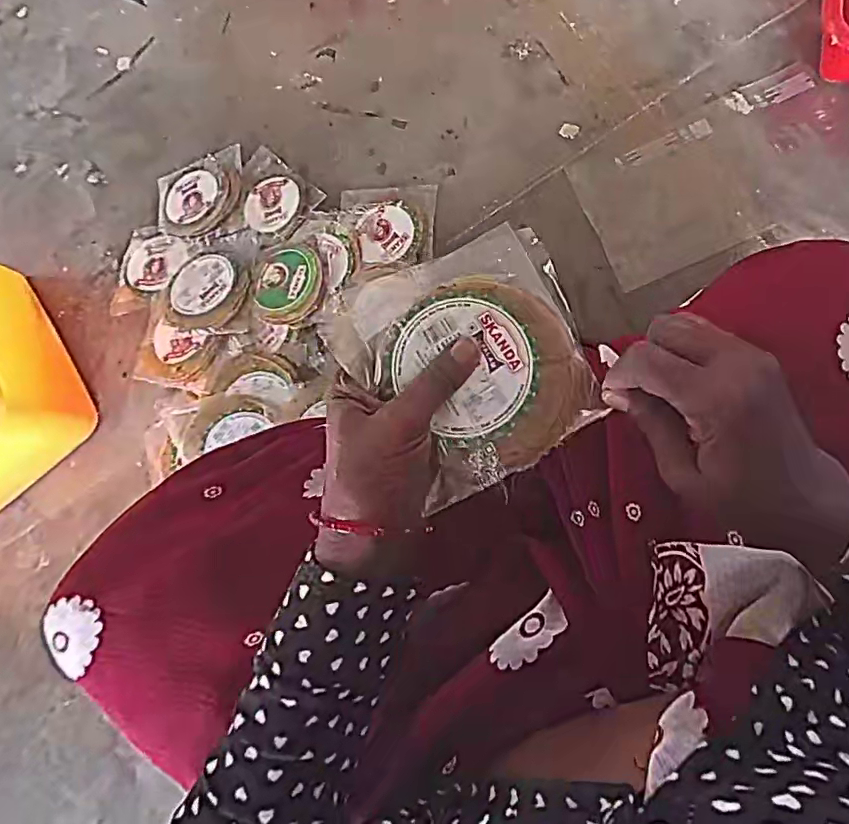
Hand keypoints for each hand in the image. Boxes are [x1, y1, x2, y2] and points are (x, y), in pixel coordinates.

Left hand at [318, 337, 480, 574]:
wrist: (379, 543)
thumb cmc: (371, 478)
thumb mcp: (398, 424)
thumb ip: (433, 383)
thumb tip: (470, 342)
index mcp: (353, 389)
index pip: (381, 343)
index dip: (413, 323)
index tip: (449, 306)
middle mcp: (377, 399)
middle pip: (413, 364)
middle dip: (446, 349)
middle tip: (481, 325)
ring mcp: (404, 420)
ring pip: (435, 388)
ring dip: (462, 375)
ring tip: (495, 349)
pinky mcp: (427, 439)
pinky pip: (450, 411)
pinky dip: (469, 402)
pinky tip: (495, 386)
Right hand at [602, 313, 848, 575]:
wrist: (810, 499)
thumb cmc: (747, 501)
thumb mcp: (685, 477)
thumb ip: (651, 424)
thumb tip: (619, 391)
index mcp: (716, 398)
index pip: (648, 358)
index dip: (620, 372)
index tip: (612, 394)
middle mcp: (735, 364)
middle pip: (665, 327)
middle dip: (642, 355)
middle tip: (638, 392)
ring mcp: (752, 354)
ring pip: (686, 323)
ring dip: (664, 349)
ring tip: (662, 388)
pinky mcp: (759, 355)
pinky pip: (707, 335)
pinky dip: (686, 350)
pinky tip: (686, 383)